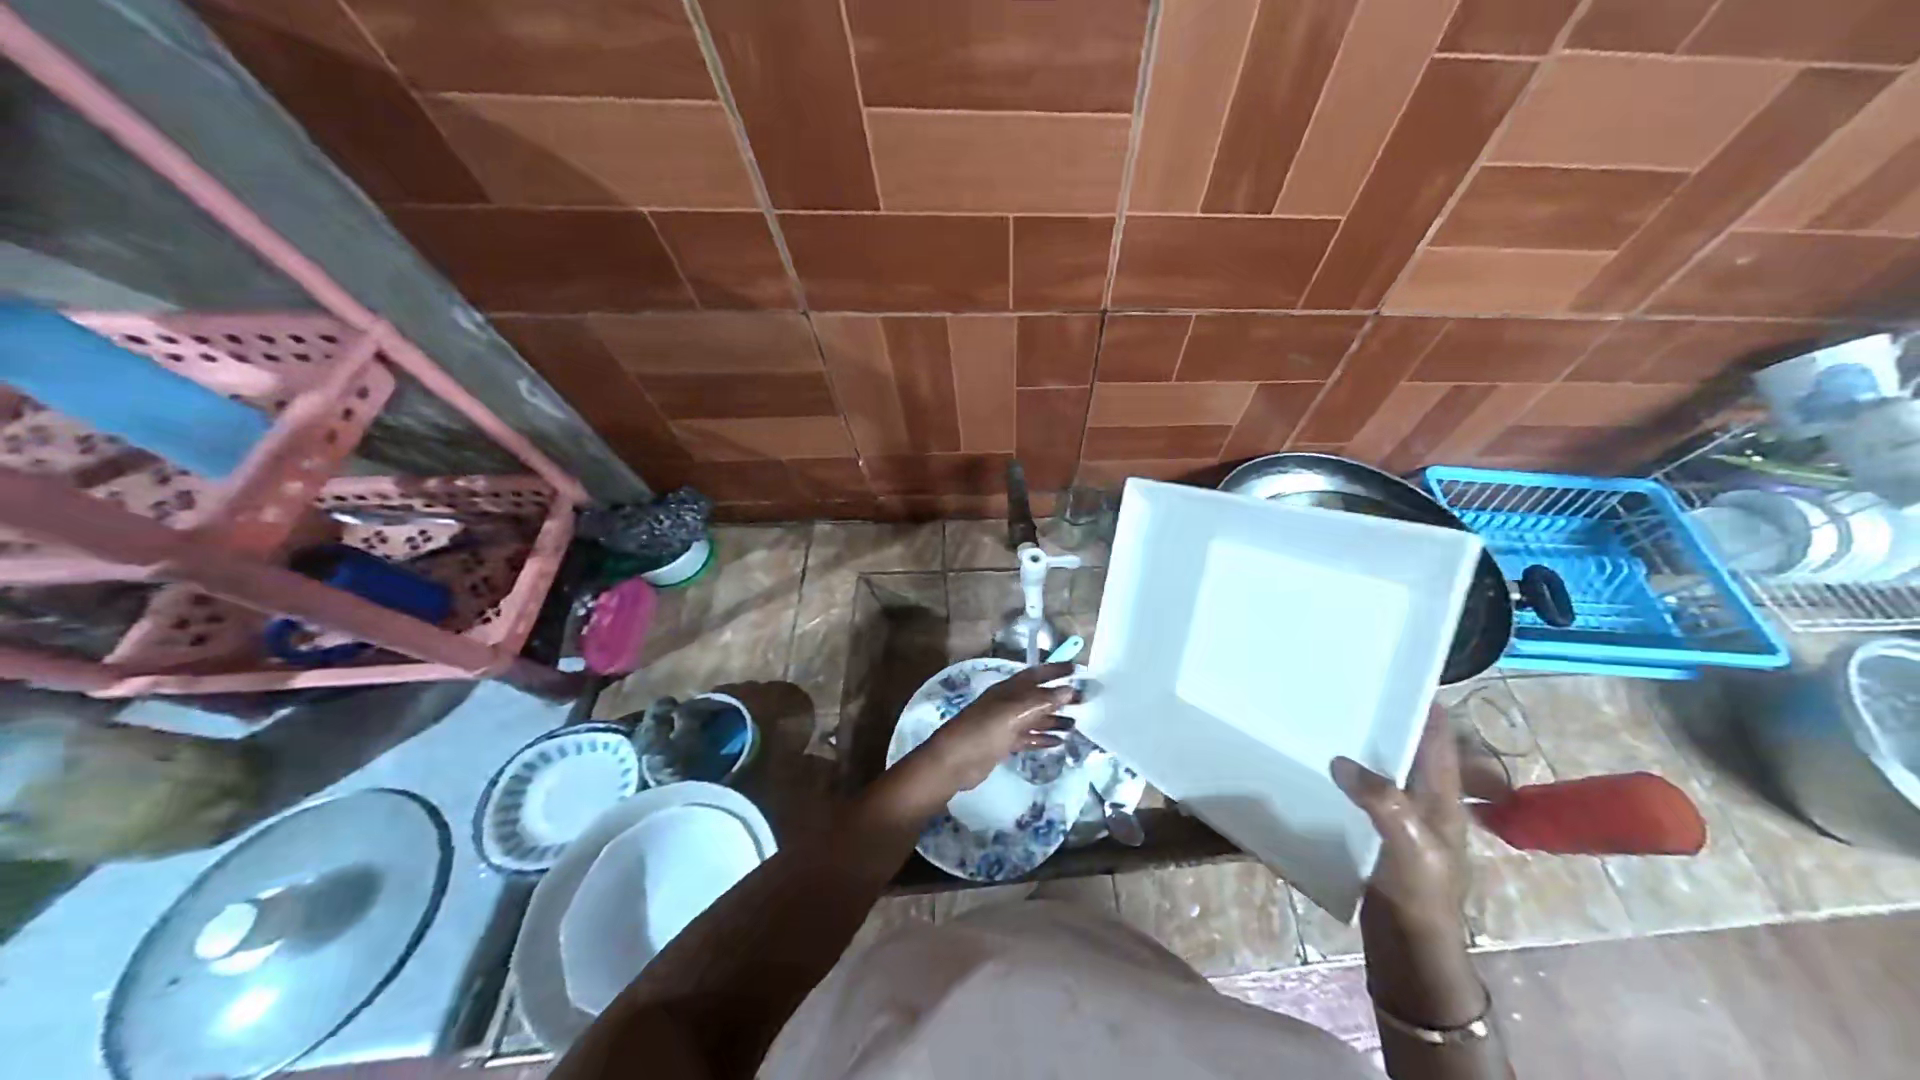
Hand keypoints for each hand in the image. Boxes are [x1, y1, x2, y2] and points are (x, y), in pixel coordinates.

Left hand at [910, 662, 1077, 795]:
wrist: (954, 761)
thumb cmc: (983, 730)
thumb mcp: (1013, 712)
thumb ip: (1041, 701)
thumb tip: (1068, 690)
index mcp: (1008, 690)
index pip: (1036, 674)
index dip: (1055, 670)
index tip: (1077, 669)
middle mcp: (1007, 704)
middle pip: (1038, 697)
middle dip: (1060, 697)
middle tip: (1085, 701)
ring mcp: (1005, 725)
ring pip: (1035, 719)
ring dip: (1054, 720)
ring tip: (1077, 724)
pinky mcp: (1003, 744)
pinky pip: (1028, 738)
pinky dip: (1043, 739)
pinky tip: (1059, 742)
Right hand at [1332, 703, 1469, 934]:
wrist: (1411, 944)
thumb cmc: (1420, 893)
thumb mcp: (1408, 845)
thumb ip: (1382, 801)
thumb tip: (1341, 762)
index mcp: (1442, 795)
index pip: (1438, 736)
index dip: (1423, 704)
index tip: (1391, 674)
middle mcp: (1424, 797)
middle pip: (1409, 746)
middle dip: (1385, 717)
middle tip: (1343, 689)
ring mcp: (1401, 814)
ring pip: (1384, 765)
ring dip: (1363, 744)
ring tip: (1325, 718)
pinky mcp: (1378, 829)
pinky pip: (1364, 788)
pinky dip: (1347, 772)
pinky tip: (1318, 765)